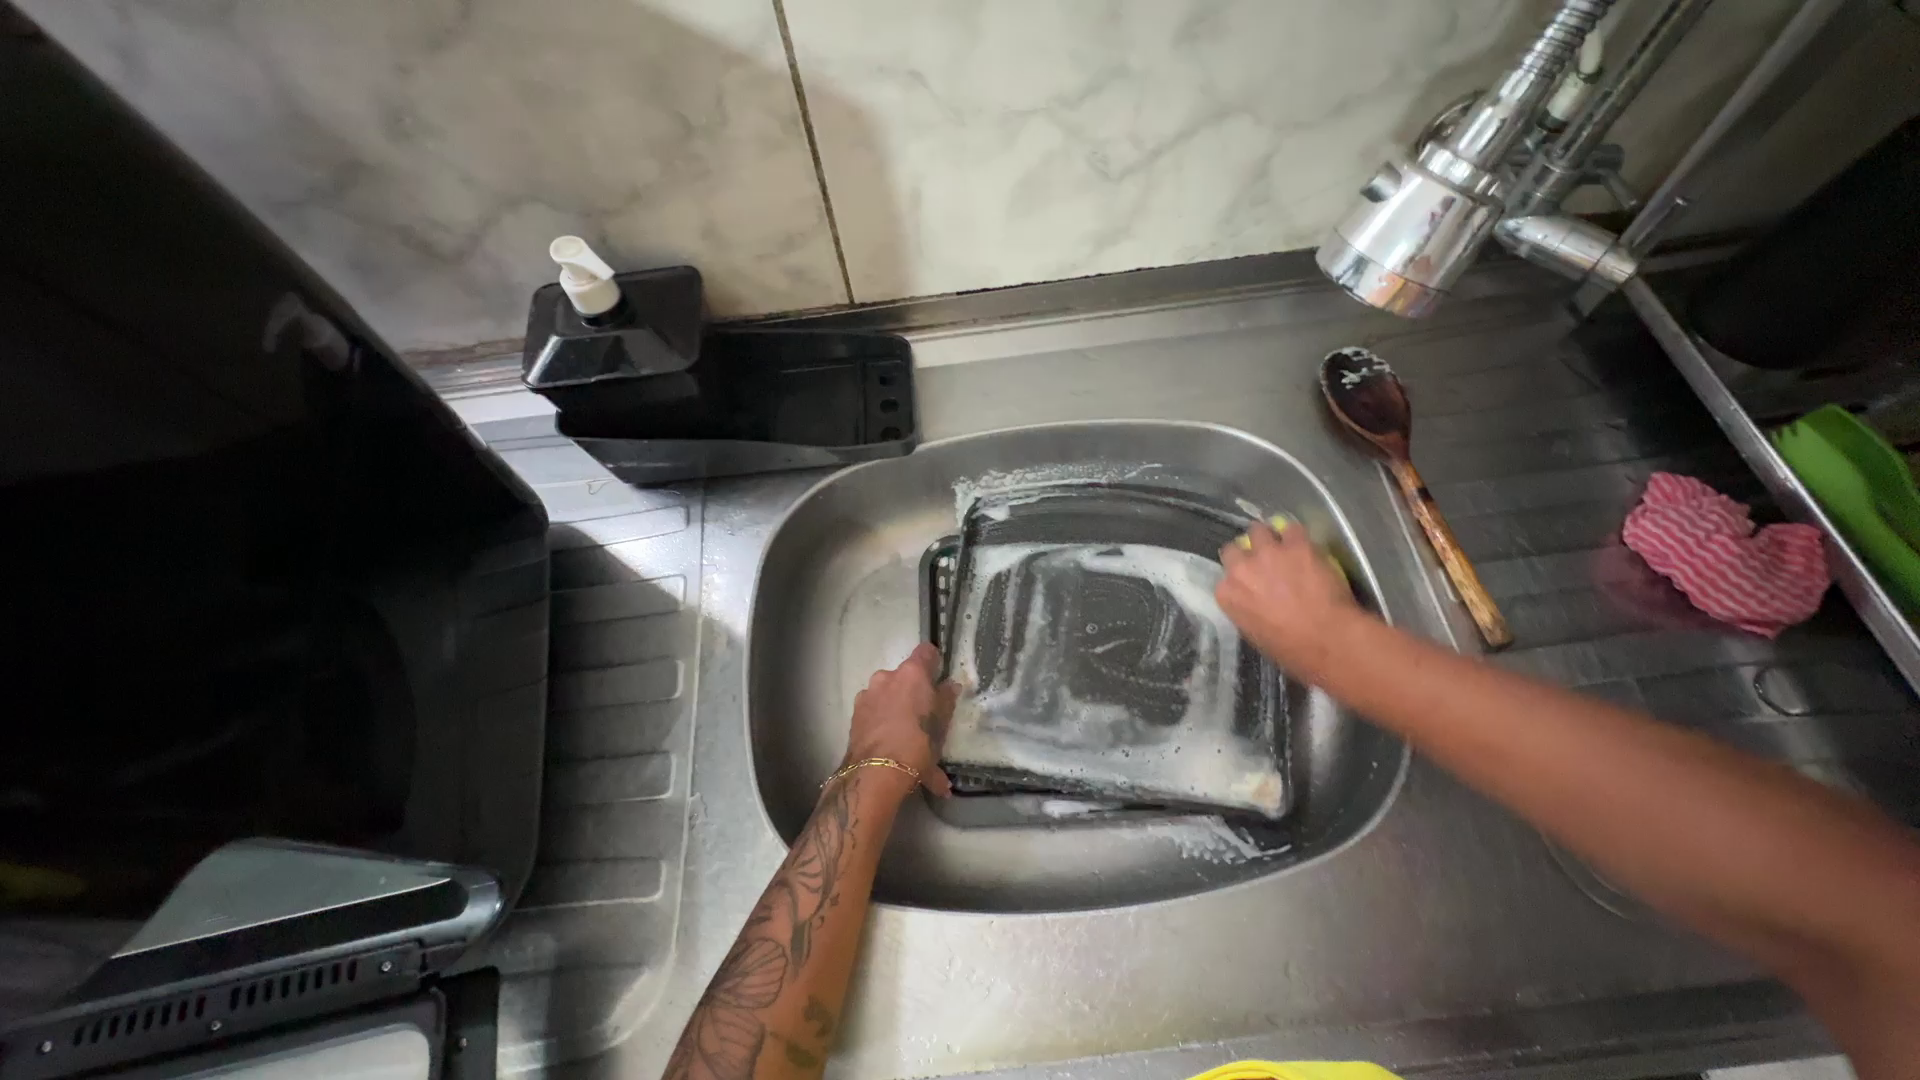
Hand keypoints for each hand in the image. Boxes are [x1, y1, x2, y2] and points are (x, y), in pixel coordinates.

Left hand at [845, 643, 959, 795]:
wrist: (877, 772)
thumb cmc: (918, 743)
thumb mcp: (942, 724)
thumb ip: (947, 700)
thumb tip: (950, 686)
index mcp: (912, 674)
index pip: (926, 652)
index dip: (934, 661)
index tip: (939, 675)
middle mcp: (886, 677)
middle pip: (904, 677)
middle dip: (913, 691)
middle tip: (924, 714)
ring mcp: (867, 695)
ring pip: (887, 695)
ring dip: (896, 709)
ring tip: (906, 737)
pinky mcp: (855, 715)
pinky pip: (875, 713)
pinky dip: (883, 725)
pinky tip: (891, 748)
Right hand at [1217, 521, 1361, 683]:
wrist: (1326, 639)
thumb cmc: (1291, 649)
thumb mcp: (1255, 634)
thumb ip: (1247, 609)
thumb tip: (1255, 602)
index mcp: (1227, 594)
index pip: (1226, 577)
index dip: (1240, 577)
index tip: (1252, 582)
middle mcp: (1241, 569)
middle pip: (1235, 549)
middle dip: (1248, 553)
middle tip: (1264, 561)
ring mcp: (1268, 553)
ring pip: (1259, 530)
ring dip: (1269, 538)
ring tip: (1283, 546)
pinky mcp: (1296, 544)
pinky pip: (1292, 529)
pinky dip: (1297, 537)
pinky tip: (1306, 547)